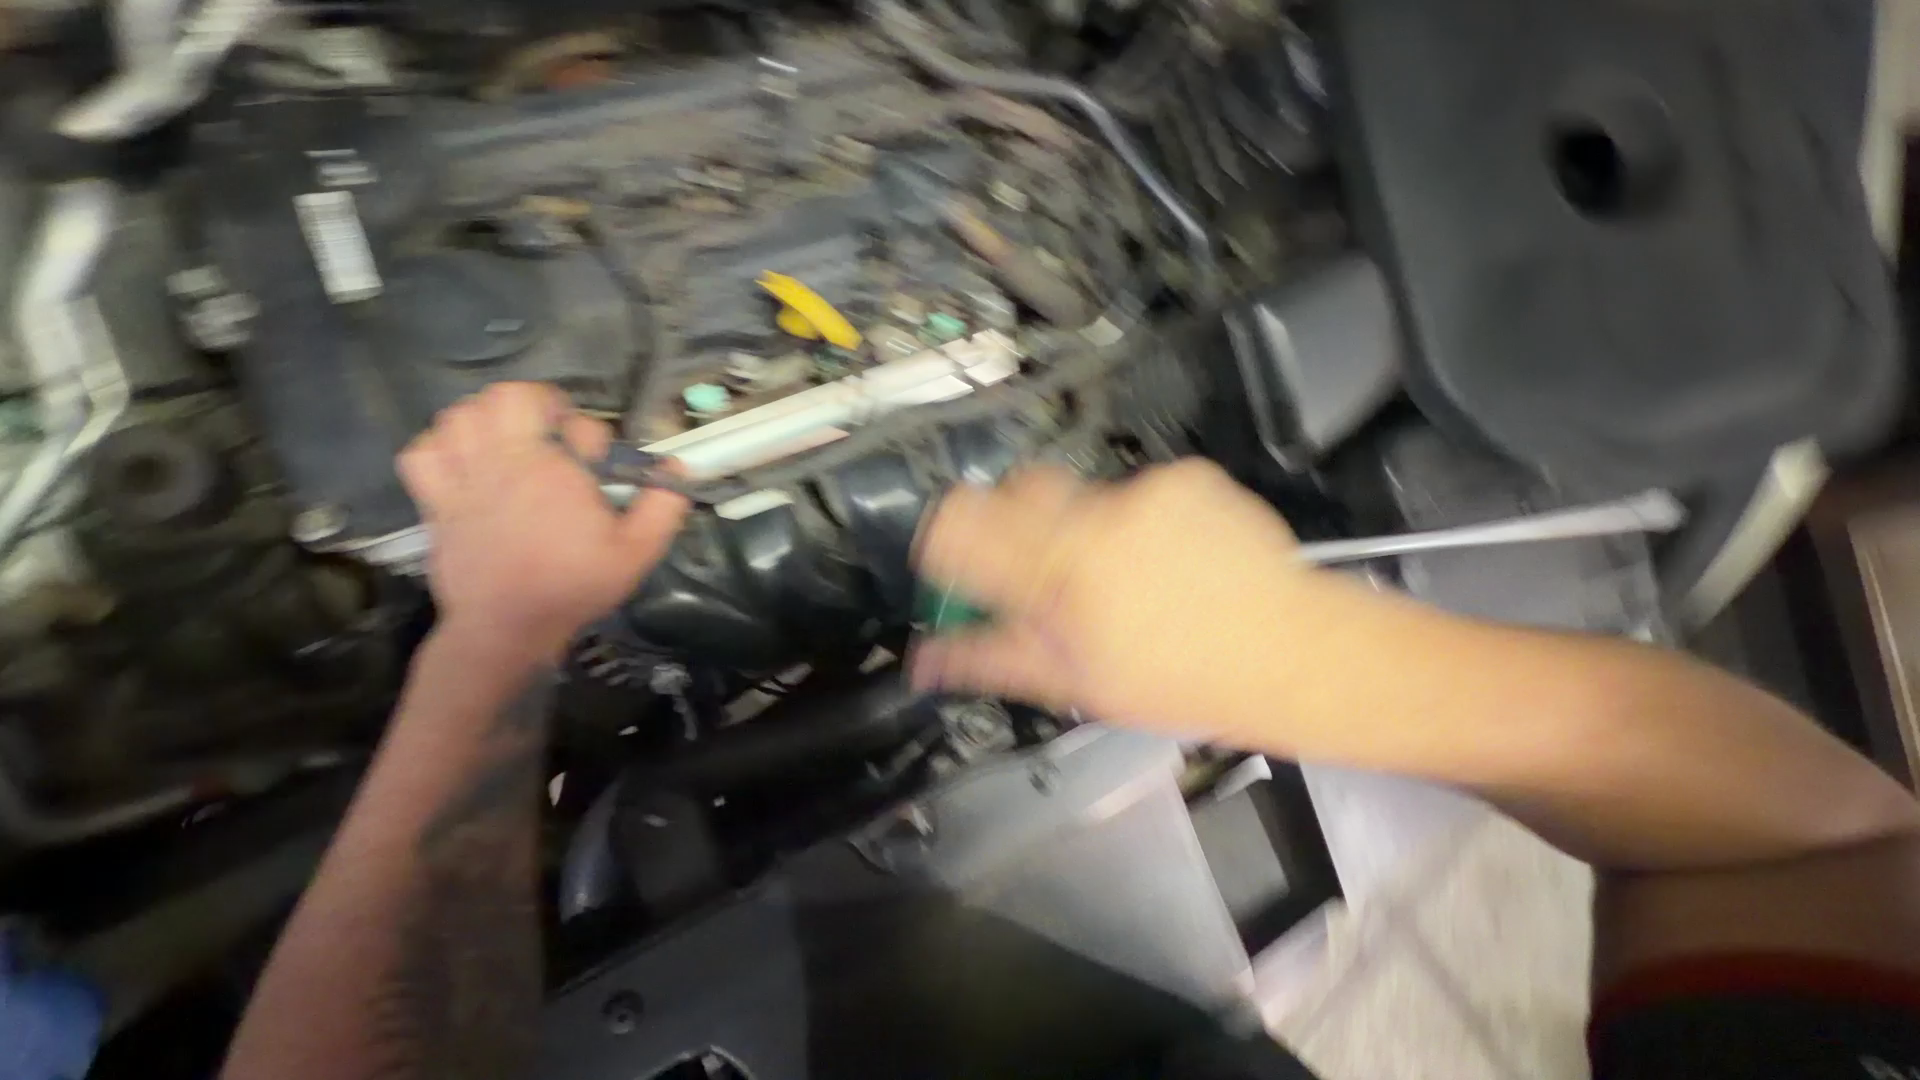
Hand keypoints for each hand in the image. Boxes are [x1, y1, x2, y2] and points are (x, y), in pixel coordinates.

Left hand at [397, 383, 689, 666]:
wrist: (507, 628)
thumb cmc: (574, 586)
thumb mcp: (637, 551)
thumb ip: (663, 506)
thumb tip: (677, 469)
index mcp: (554, 471)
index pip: (575, 422)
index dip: (592, 434)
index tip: (597, 464)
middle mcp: (503, 463)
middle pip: (506, 396)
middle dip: (535, 403)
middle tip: (553, 433)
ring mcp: (462, 481)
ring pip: (459, 416)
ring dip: (487, 419)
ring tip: (510, 442)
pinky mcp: (435, 503)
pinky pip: (422, 452)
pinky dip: (441, 446)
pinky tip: (465, 462)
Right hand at [911, 459, 1334, 736]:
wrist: (1292, 651)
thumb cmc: (1186, 681)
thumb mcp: (1076, 682)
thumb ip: (992, 660)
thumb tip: (927, 660)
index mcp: (1058, 572)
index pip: (961, 523)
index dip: (949, 535)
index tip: (959, 554)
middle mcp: (1095, 518)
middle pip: (1016, 490)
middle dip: (1018, 525)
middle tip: (1046, 572)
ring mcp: (1144, 491)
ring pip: (1080, 493)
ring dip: (1084, 527)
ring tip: (1123, 574)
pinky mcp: (1185, 477)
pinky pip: (1136, 489)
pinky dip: (1137, 520)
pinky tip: (1167, 559)